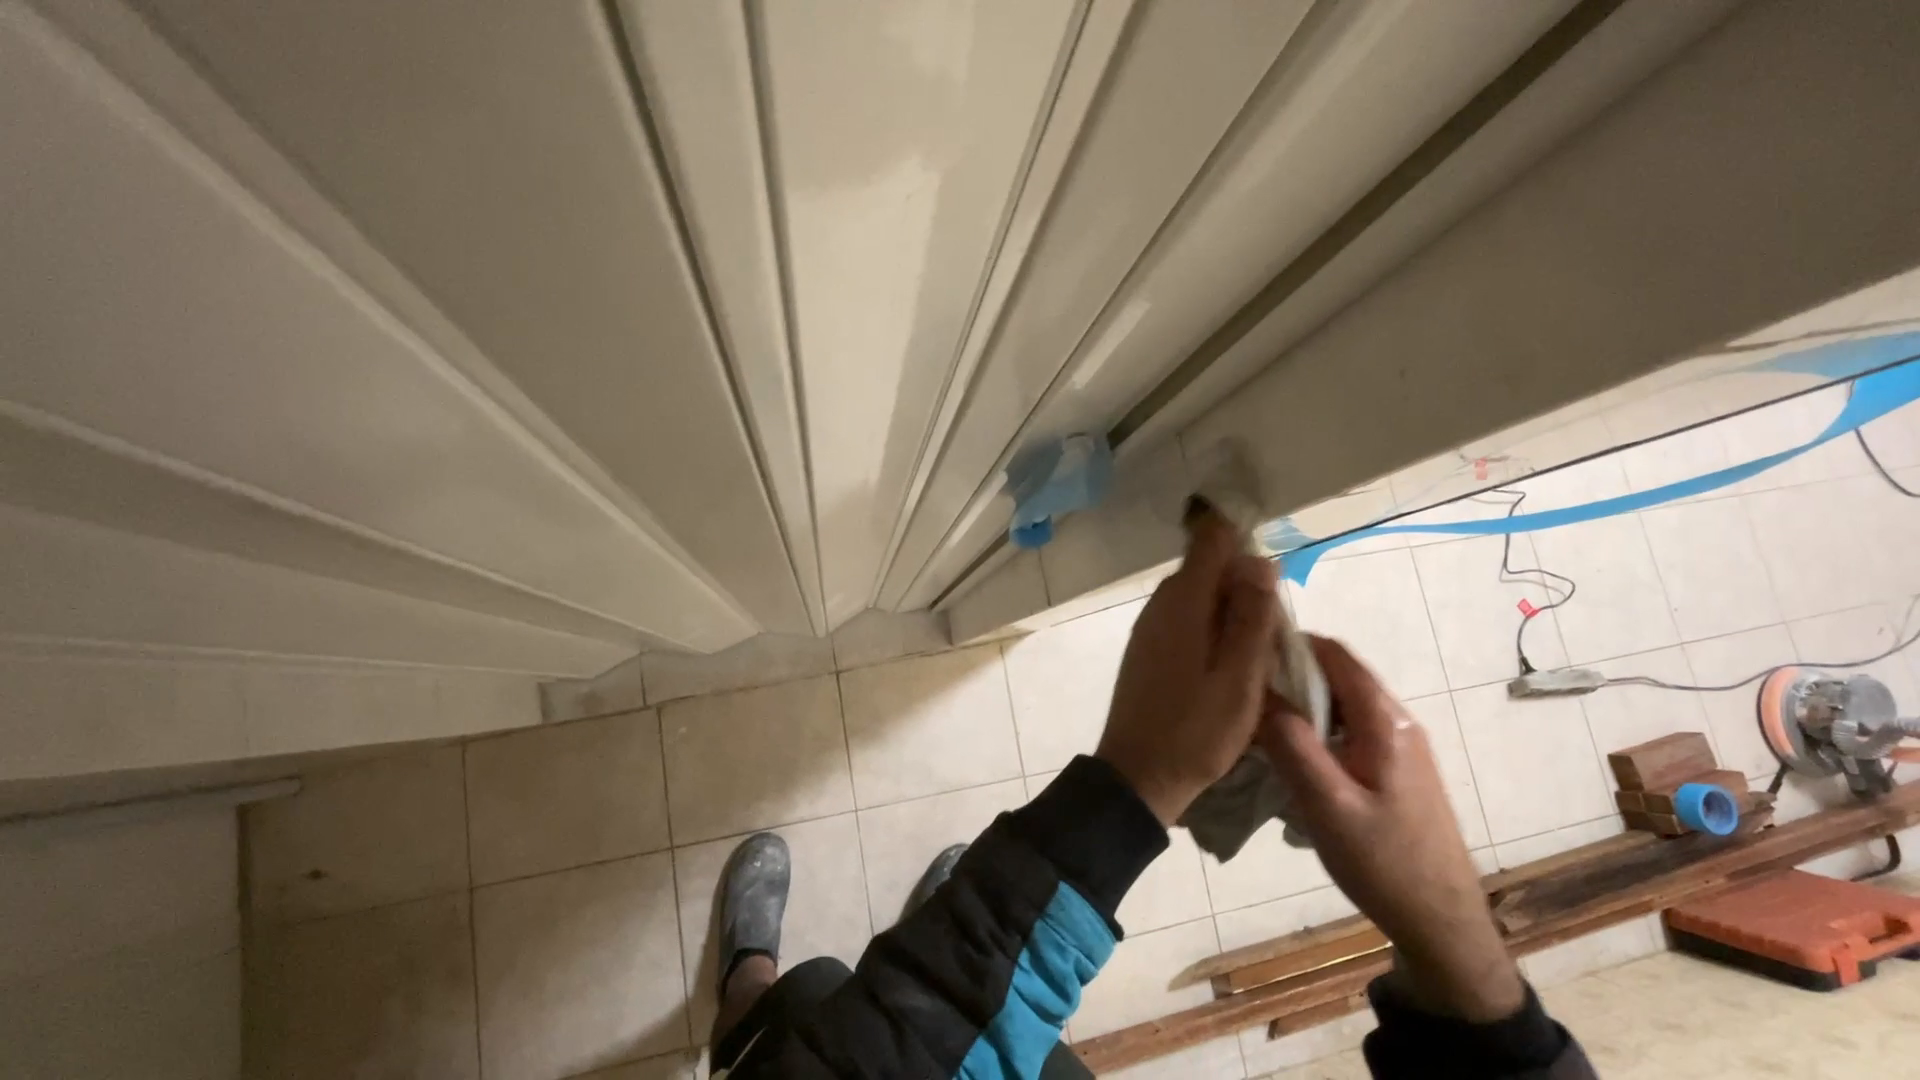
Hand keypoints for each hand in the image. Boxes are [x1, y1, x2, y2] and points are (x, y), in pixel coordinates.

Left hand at [1096, 510, 1279, 827]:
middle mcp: (1160, 604)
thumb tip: (1260, 561)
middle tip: (1272, 631)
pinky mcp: (1148, 650)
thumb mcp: (1240, 677)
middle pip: (1208, 569)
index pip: (1211, 539)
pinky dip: (1212, 631)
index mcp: (1183, 602)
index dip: (1243, 537)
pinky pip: (1187, 621)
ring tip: (1256, 656)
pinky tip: (1229, 668)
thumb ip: (1251, 617)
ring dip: (1231, 613)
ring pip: (1199, 598)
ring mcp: (1150, 627)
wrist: (1139, 775)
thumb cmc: (1196, 730)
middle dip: (1244, 586)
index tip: (1272, 566)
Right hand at [1258, 637, 1524, 1021]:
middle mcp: (1397, 722)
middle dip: (1290, 671)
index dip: (1291, 643)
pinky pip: (1348, 726)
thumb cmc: (1383, 861)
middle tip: (1241, 688)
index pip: (1336, 655)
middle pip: (1339, 674)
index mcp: (1385, 722)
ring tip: (1256, 716)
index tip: (1245, 651)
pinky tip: (1289, 750)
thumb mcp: (1327, 805)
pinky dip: (1316, 724)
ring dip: (1301, 699)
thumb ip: (1292, 745)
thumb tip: (1259, 692)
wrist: (1440, 919)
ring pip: (1342, 702)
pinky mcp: (1395, 767)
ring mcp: (1399, 744)